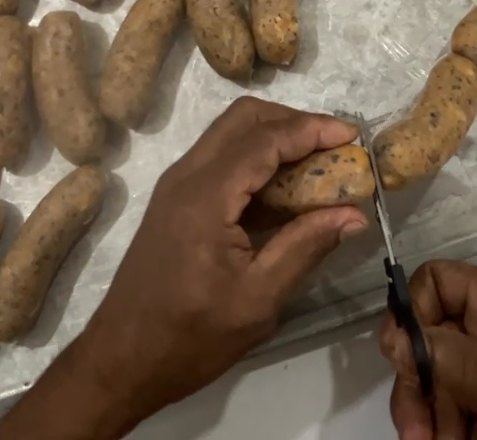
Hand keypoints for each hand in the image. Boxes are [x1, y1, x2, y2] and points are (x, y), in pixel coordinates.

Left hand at [0, 98, 367, 438]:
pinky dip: (256, 157)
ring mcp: (178, 183)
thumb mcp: (258, 299)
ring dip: (275, 136)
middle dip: (293, 122)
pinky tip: (286, 187)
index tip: (352, 134)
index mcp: (205, 195)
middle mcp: (187, 174)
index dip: (311, 130)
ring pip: (231, 132)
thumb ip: (305, 247)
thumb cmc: (190, 336)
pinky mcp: (177, 197)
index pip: (265, 140)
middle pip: (244, 118)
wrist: (122, 359)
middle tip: (335, 145)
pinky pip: (221, 156)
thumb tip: (353, 214)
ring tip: (318, 162)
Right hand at [381, 261, 476, 439]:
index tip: (400, 363)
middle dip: (418, 385)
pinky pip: (473, 415)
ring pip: (448, 384)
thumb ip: (457, 362)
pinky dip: (460, 434)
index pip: (435, 283)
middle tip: (418, 436)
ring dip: (435, 419)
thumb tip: (393, 336)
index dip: (411, 316)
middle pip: (434, 340)